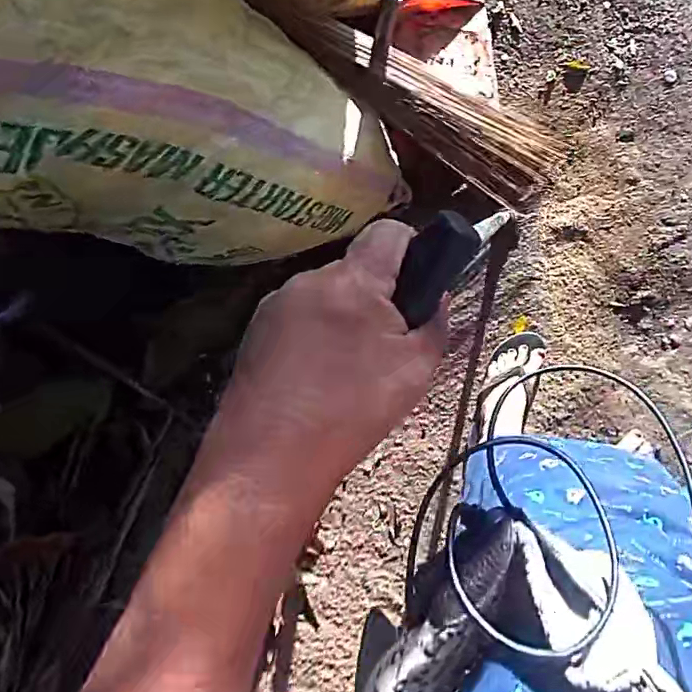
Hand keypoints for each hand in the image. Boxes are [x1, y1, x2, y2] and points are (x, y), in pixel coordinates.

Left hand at [202, 220, 448, 502]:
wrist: (268, 461)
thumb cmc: (351, 412)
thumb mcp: (417, 371)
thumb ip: (435, 323)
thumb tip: (436, 297)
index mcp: (352, 283)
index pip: (388, 231)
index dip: (412, 245)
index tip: (416, 281)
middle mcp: (310, 280)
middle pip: (357, 267)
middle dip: (378, 293)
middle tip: (388, 341)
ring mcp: (276, 303)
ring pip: (328, 293)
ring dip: (346, 313)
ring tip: (350, 366)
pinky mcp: (256, 328)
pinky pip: (301, 314)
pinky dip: (317, 331)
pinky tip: (317, 374)